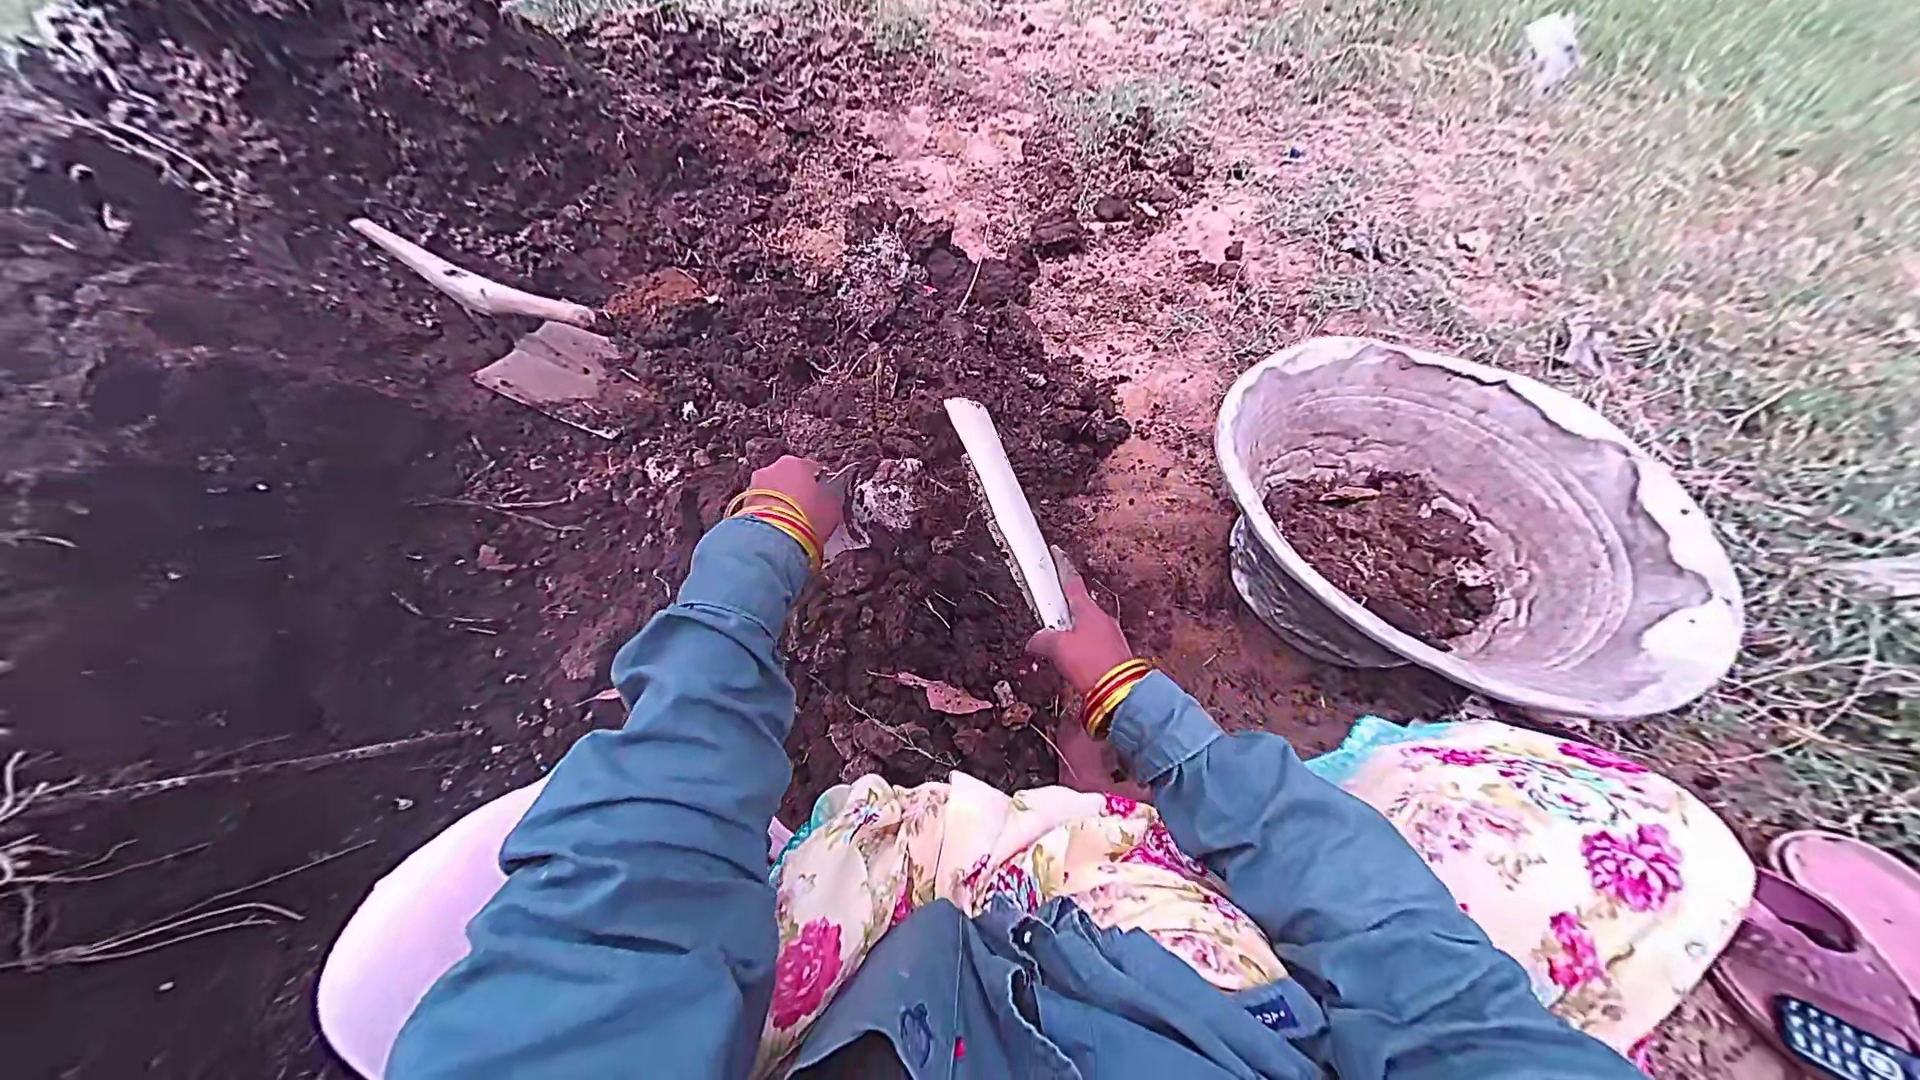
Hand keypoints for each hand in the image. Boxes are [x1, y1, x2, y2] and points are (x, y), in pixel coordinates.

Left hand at [741, 455, 842, 542]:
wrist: (774, 538)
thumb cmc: (807, 518)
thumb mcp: (832, 507)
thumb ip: (831, 496)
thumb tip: (830, 495)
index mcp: (797, 462)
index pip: (812, 469)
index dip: (820, 484)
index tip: (823, 498)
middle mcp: (772, 468)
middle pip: (788, 478)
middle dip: (796, 491)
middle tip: (807, 511)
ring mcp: (755, 485)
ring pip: (773, 491)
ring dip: (781, 502)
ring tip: (792, 522)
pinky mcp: (743, 503)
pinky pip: (761, 505)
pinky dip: (769, 513)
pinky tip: (779, 527)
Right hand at [1025, 554, 1133, 695]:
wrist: (1120, 692)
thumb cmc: (1092, 664)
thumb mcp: (1057, 648)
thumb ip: (1042, 640)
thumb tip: (1035, 641)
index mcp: (1088, 610)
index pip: (1072, 584)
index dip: (1062, 570)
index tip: (1057, 557)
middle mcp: (1103, 619)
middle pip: (1078, 608)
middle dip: (1062, 612)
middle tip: (1048, 619)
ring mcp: (1111, 636)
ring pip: (1086, 628)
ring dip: (1072, 634)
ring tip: (1059, 650)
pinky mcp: (1115, 654)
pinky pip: (1093, 646)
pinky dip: (1082, 650)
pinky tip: (1075, 663)